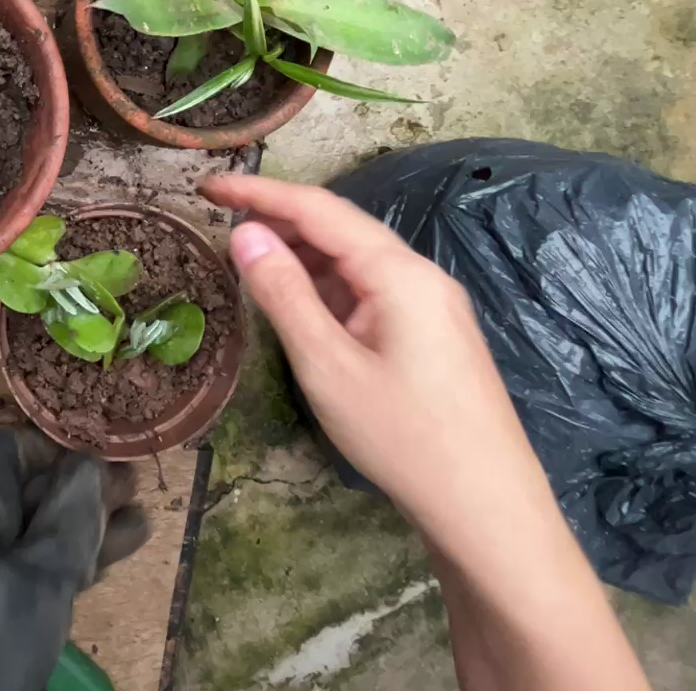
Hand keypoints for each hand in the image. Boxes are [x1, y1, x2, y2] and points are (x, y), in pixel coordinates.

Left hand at [0, 427, 148, 690]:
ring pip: (23, 544)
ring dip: (77, 531)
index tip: (93, 458)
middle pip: (15, 502)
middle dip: (74, 492)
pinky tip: (104, 563)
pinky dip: (58, 571)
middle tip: (132, 486)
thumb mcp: (34, 589)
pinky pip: (18, 581)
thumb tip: (88, 466)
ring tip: (139, 519)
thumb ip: (64, 526)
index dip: (45, 452)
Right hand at [199, 174, 650, 690]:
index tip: (208, 185)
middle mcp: (416, 275)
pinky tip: (291, 295)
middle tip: (217, 218)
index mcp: (397, 273)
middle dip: (275, 216)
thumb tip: (243, 233)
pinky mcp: (424, 329)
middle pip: (336, 227)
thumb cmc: (402, 435)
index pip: (318, 209)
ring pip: (348, 257)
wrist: (488, 510)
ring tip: (243, 254)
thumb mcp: (326, 363)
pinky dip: (318, 281)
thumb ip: (282, 292)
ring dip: (295, 250)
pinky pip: (362, 286)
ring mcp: (425, 303)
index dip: (258, 191)